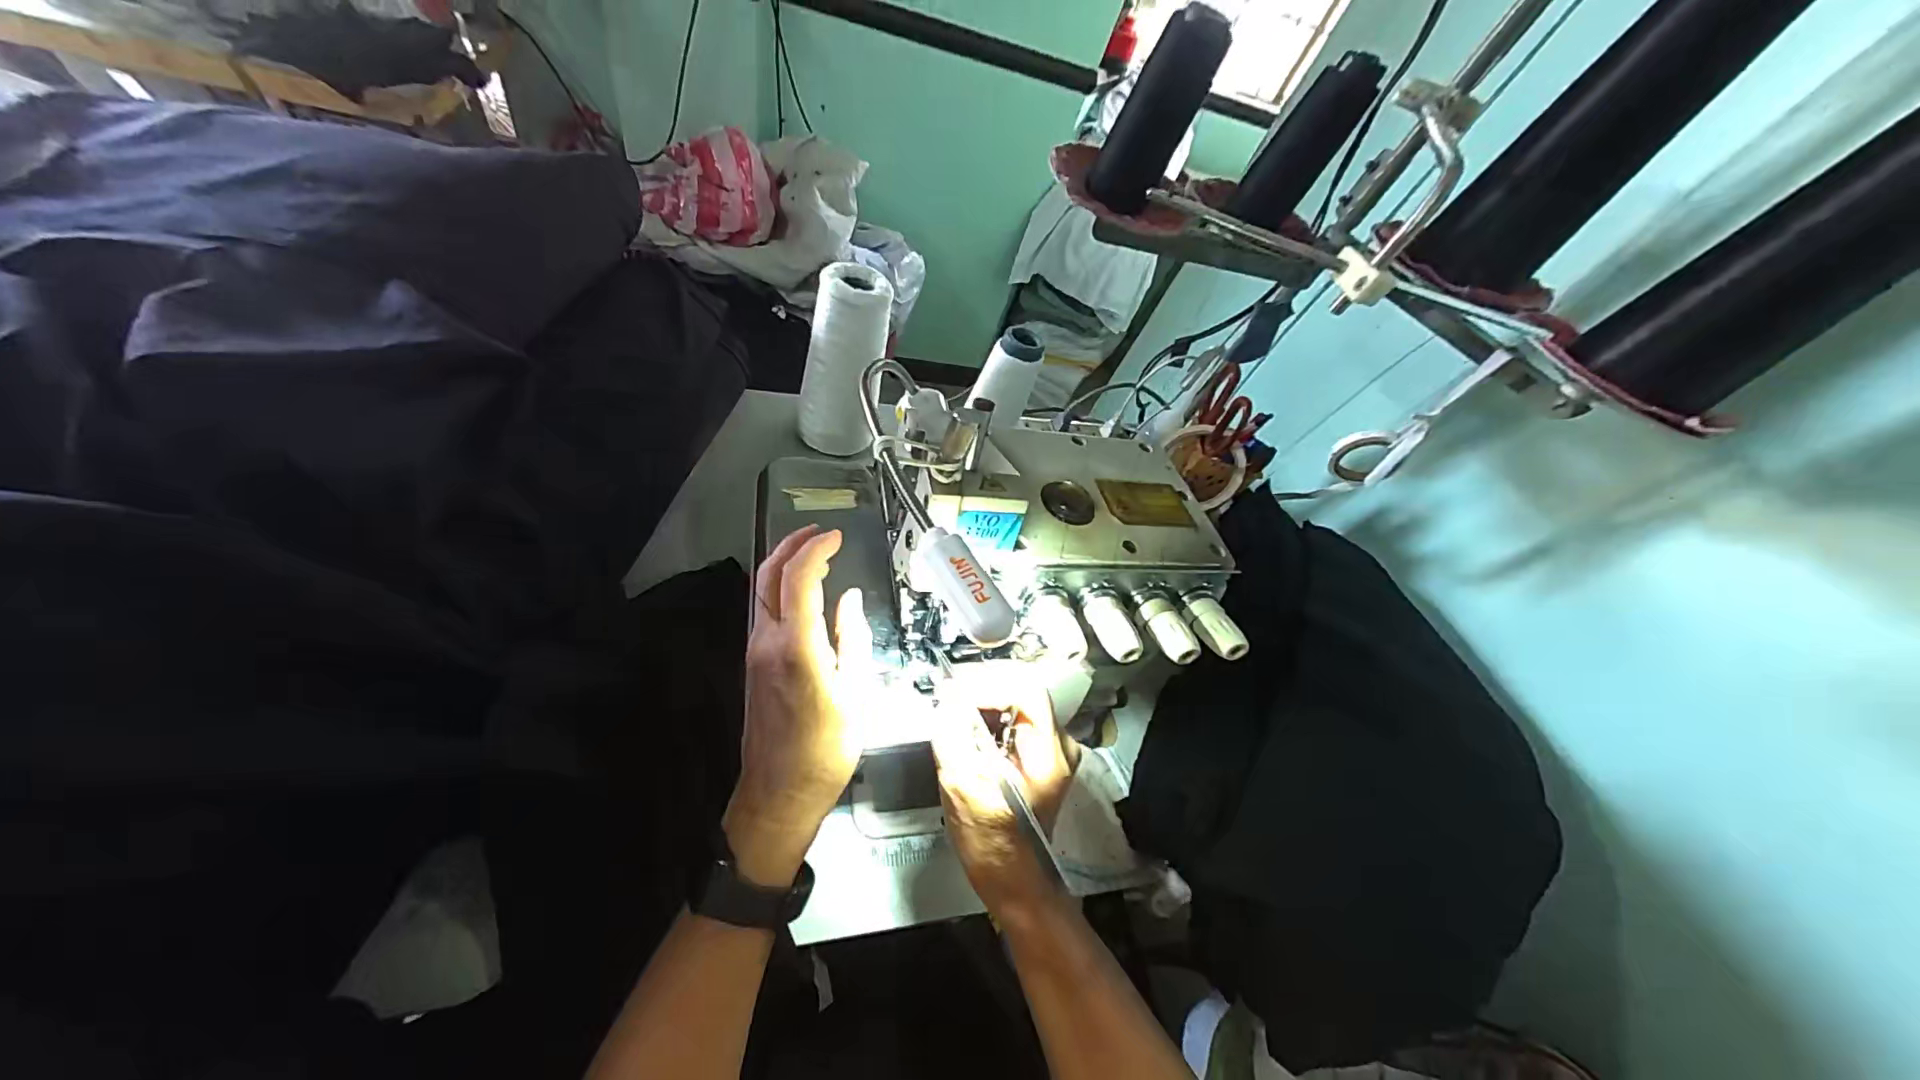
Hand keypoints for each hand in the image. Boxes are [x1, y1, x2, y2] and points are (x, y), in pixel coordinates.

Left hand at [724, 525, 871, 887]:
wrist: (779, 791)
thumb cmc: (827, 749)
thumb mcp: (857, 694)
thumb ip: (854, 640)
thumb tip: (850, 600)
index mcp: (797, 647)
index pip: (799, 579)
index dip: (817, 549)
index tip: (838, 537)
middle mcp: (767, 641)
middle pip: (768, 575)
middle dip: (792, 544)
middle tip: (820, 533)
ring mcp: (755, 651)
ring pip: (760, 590)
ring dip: (783, 563)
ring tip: (812, 552)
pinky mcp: (753, 663)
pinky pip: (763, 610)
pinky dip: (780, 587)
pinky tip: (802, 591)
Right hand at [930, 681, 1078, 917]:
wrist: (1012, 882)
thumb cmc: (992, 846)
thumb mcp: (964, 790)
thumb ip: (954, 739)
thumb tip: (947, 700)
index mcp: (1048, 754)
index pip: (1026, 692)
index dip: (987, 685)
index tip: (955, 695)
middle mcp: (1058, 746)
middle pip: (1023, 692)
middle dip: (982, 688)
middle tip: (948, 696)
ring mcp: (1050, 752)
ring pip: (1017, 705)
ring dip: (983, 701)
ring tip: (952, 709)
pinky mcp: (1036, 759)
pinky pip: (1013, 722)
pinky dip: (988, 717)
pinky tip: (965, 727)